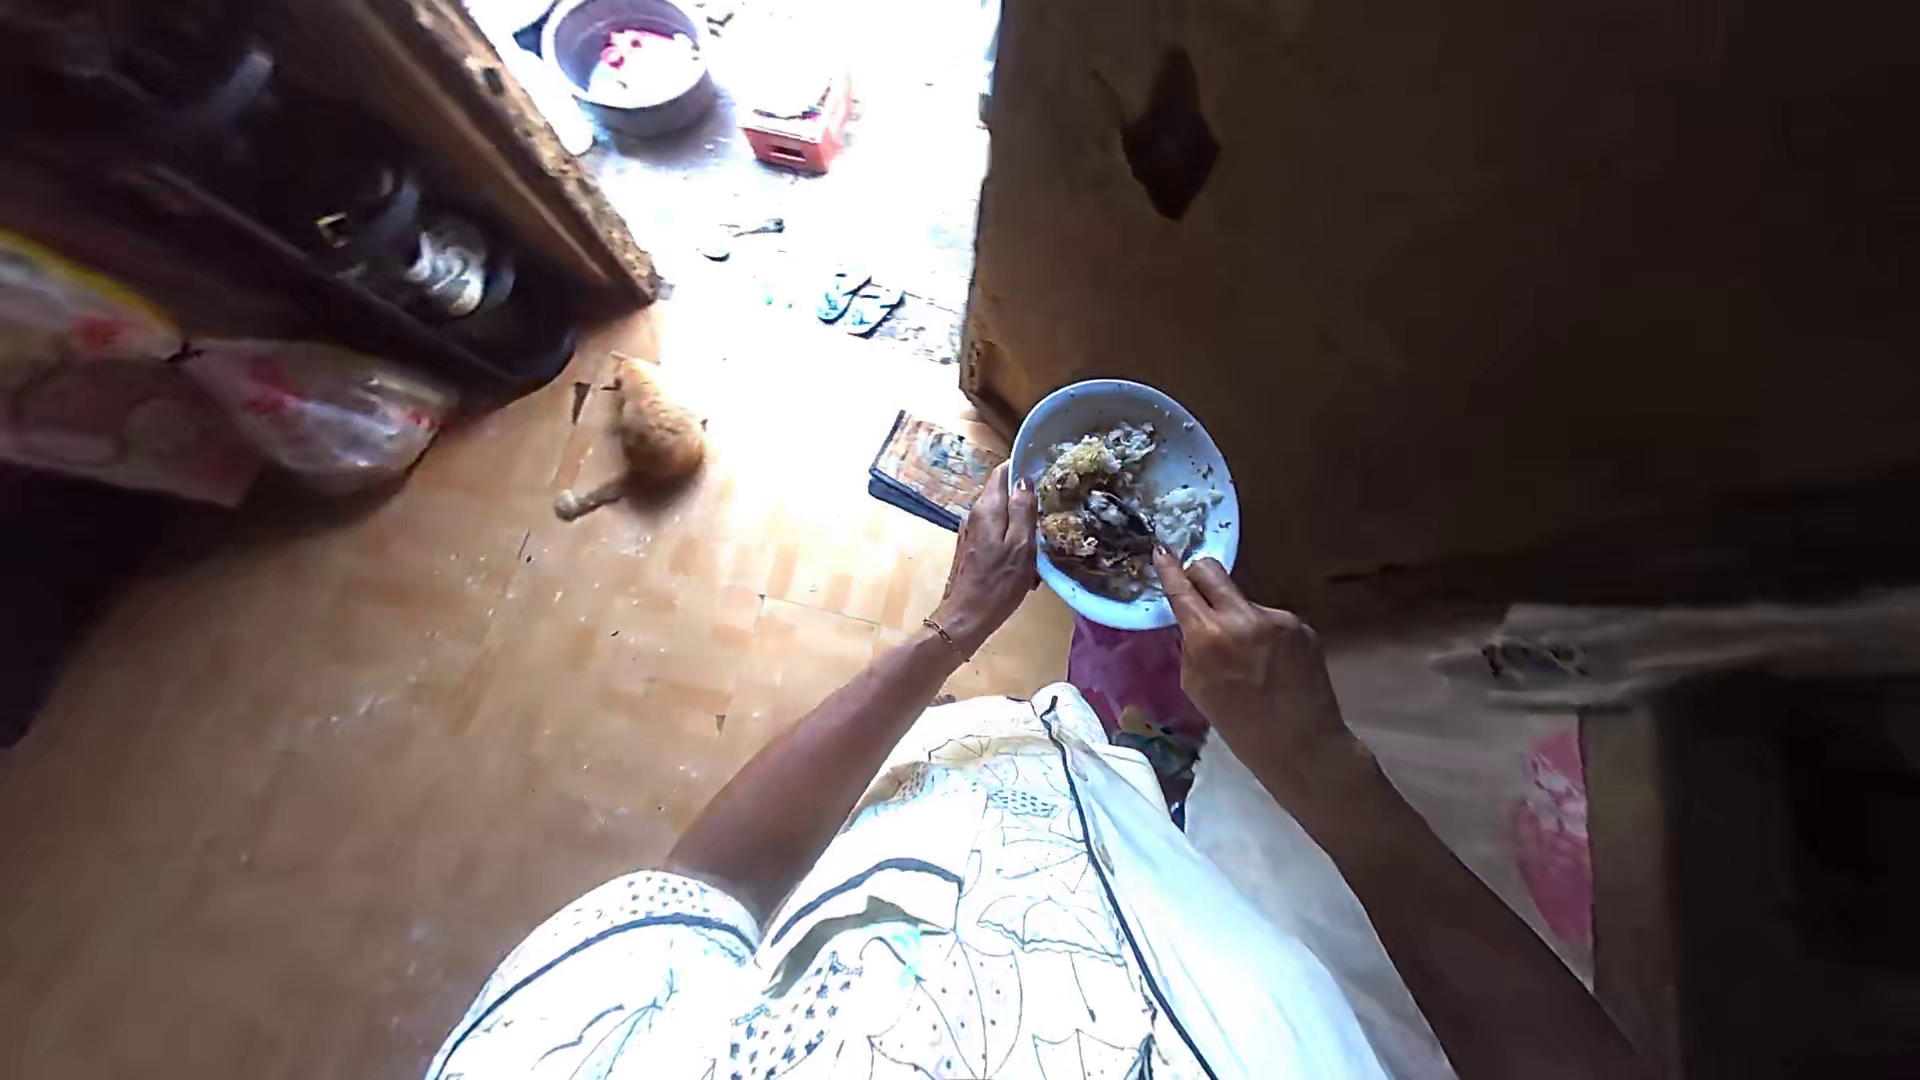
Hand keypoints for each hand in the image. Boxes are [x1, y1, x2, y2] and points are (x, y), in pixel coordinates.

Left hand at [932, 463, 1038, 656]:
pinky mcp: (972, 548)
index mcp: (987, 508)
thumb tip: (1024, 479)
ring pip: (1002, 516)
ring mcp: (971, 531)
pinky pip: (997, 534)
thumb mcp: (1021, 546)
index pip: (1002, 471)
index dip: (1023, 468)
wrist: (966, 617)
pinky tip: (1025, 561)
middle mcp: (975, 514)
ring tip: (1041, 541)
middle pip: (1003, 493)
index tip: (1046, 474)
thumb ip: (1023, 509)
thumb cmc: (998, 583)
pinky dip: (1012, 542)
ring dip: (1021, 525)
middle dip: (1026, 500)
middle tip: (1050, 512)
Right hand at [1153, 549, 1371, 806]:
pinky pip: (1268, 619)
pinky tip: (1269, 660)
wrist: (1301, 745)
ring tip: (1246, 653)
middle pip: (1211, 570)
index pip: (1181, 588)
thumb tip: (1192, 617)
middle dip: (1197, 572)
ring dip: (1234, 614)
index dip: (1168, 568)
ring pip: (1241, 599)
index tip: (1161, 551)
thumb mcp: (1195, 683)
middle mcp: (1242, 618)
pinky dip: (1261, 632)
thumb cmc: (1237, 723)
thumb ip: (1191, 643)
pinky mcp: (1300, 625)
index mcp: (1208, 636)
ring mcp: (1276, 618)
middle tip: (1194, 586)